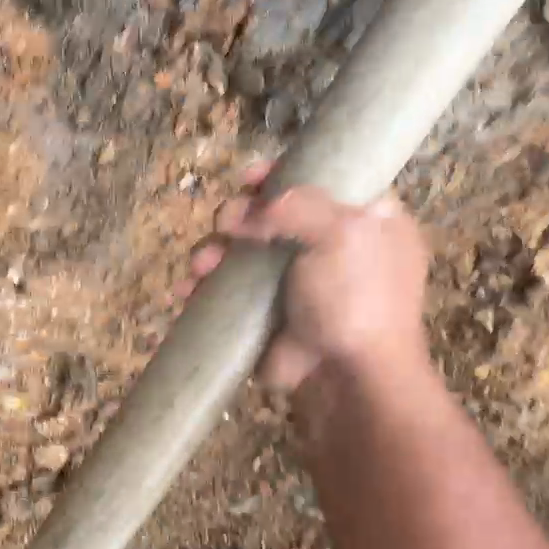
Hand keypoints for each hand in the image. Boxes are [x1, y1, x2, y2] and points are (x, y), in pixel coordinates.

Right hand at [187, 164, 431, 392]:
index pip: (322, 182)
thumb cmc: (358, 298)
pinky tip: (185, 292)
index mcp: (362, 221)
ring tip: (201, 265)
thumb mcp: (344, 235)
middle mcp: (324, 247)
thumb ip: (302, 206)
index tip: (252, 177)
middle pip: (269, 215)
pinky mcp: (257, 314)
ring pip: (237, 253)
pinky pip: (220, 293)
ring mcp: (287, 283)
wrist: (343, 373)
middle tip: (226, 223)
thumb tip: (256, 206)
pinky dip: (198, 289)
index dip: (285, 175)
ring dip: (211, 252)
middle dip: (238, 216)